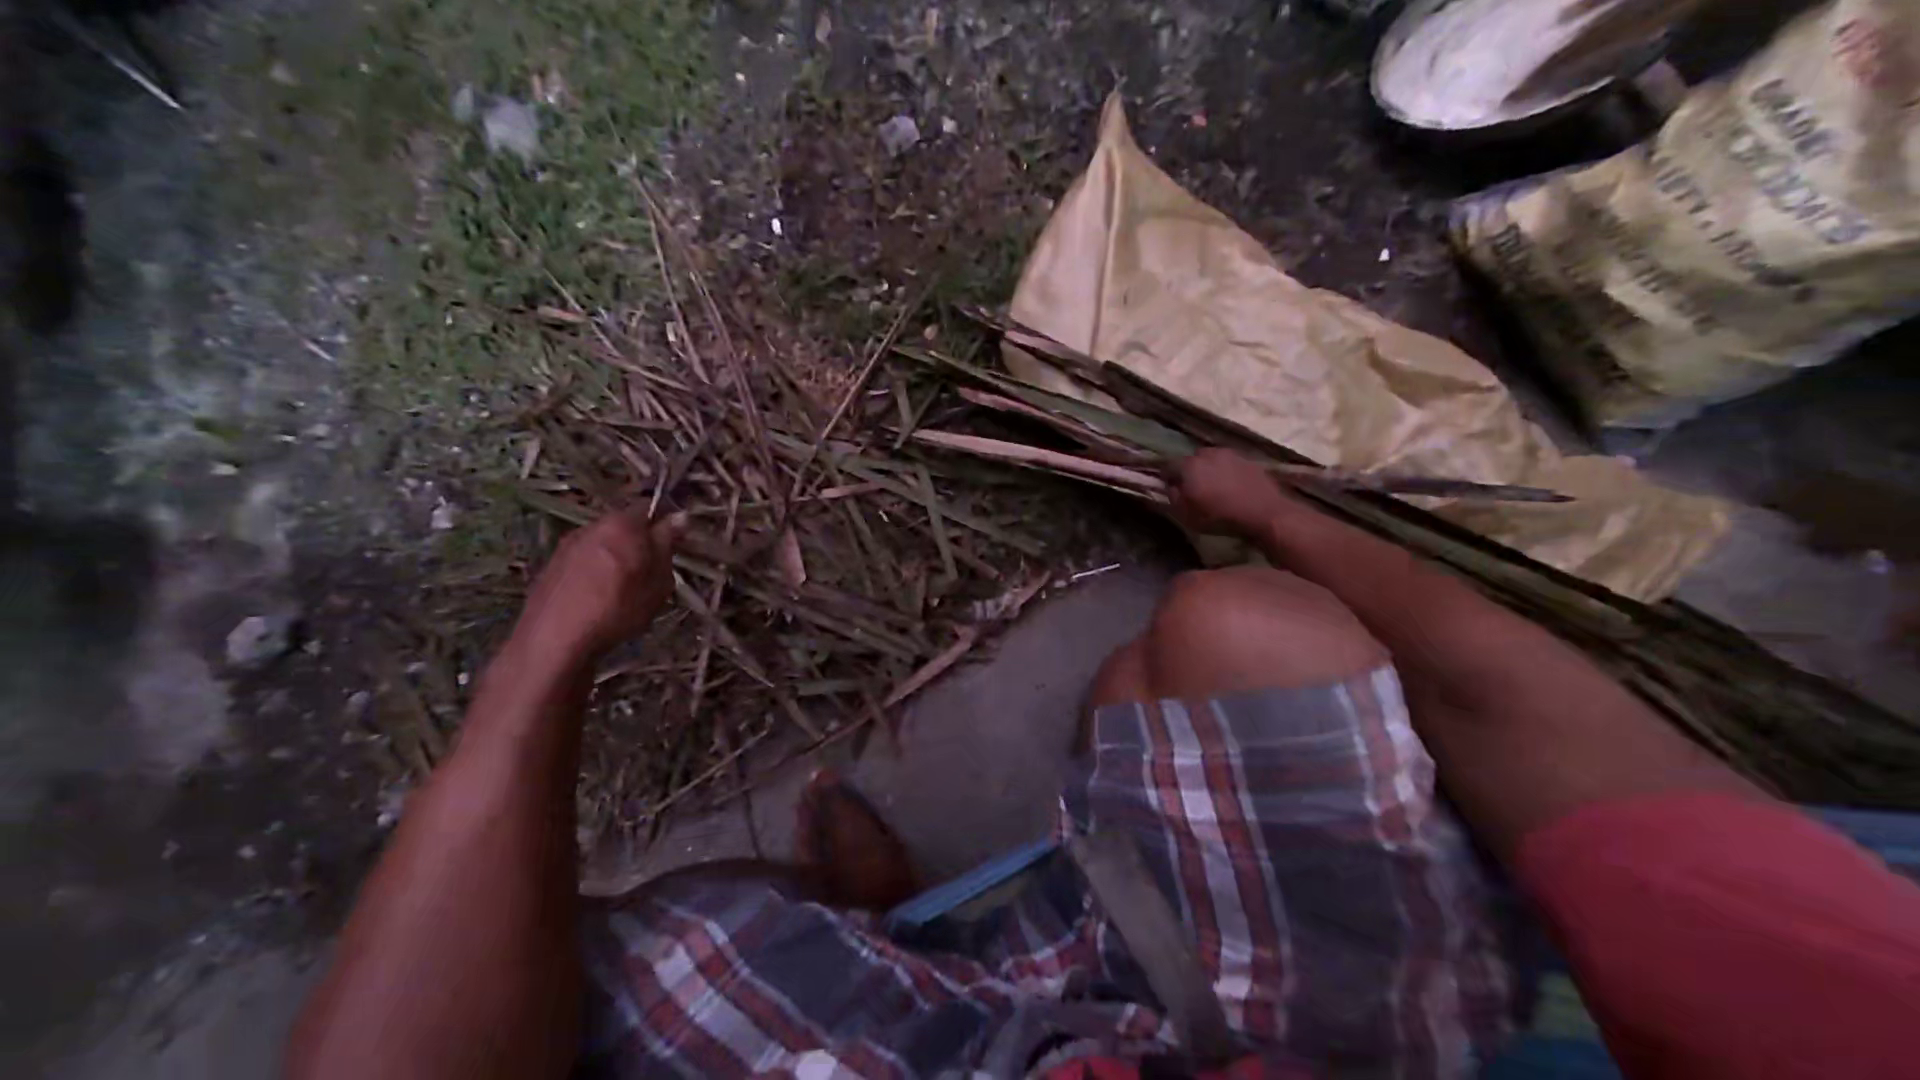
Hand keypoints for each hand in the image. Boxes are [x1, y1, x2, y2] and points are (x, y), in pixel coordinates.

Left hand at [509, 507, 684, 671]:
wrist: (554, 640)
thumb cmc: (617, 608)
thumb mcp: (658, 581)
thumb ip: (666, 545)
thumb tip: (678, 517)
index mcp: (622, 524)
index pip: (650, 507)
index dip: (665, 525)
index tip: (675, 548)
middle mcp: (592, 525)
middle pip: (624, 526)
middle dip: (640, 543)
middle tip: (652, 573)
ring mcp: (567, 545)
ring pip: (603, 543)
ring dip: (616, 557)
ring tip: (624, 589)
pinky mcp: (551, 566)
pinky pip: (585, 560)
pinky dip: (596, 571)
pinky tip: (598, 598)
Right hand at [1169, 449, 1295, 537]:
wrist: (1263, 513)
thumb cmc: (1219, 517)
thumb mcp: (1186, 516)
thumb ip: (1173, 497)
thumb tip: (1171, 486)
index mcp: (1188, 466)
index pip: (1168, 465)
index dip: (1166, 477)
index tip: (1169, 487)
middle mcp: (1207, 453)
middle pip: (1191, 459)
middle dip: (1189, 471)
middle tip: (1193, 487)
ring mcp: (1229, 454)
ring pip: (1212, 459)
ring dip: (1209, 469)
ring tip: (1214, 485)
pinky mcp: (1248, 459)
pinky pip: (1229, 463)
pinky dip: (1227, 471)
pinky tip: (1231, 485)